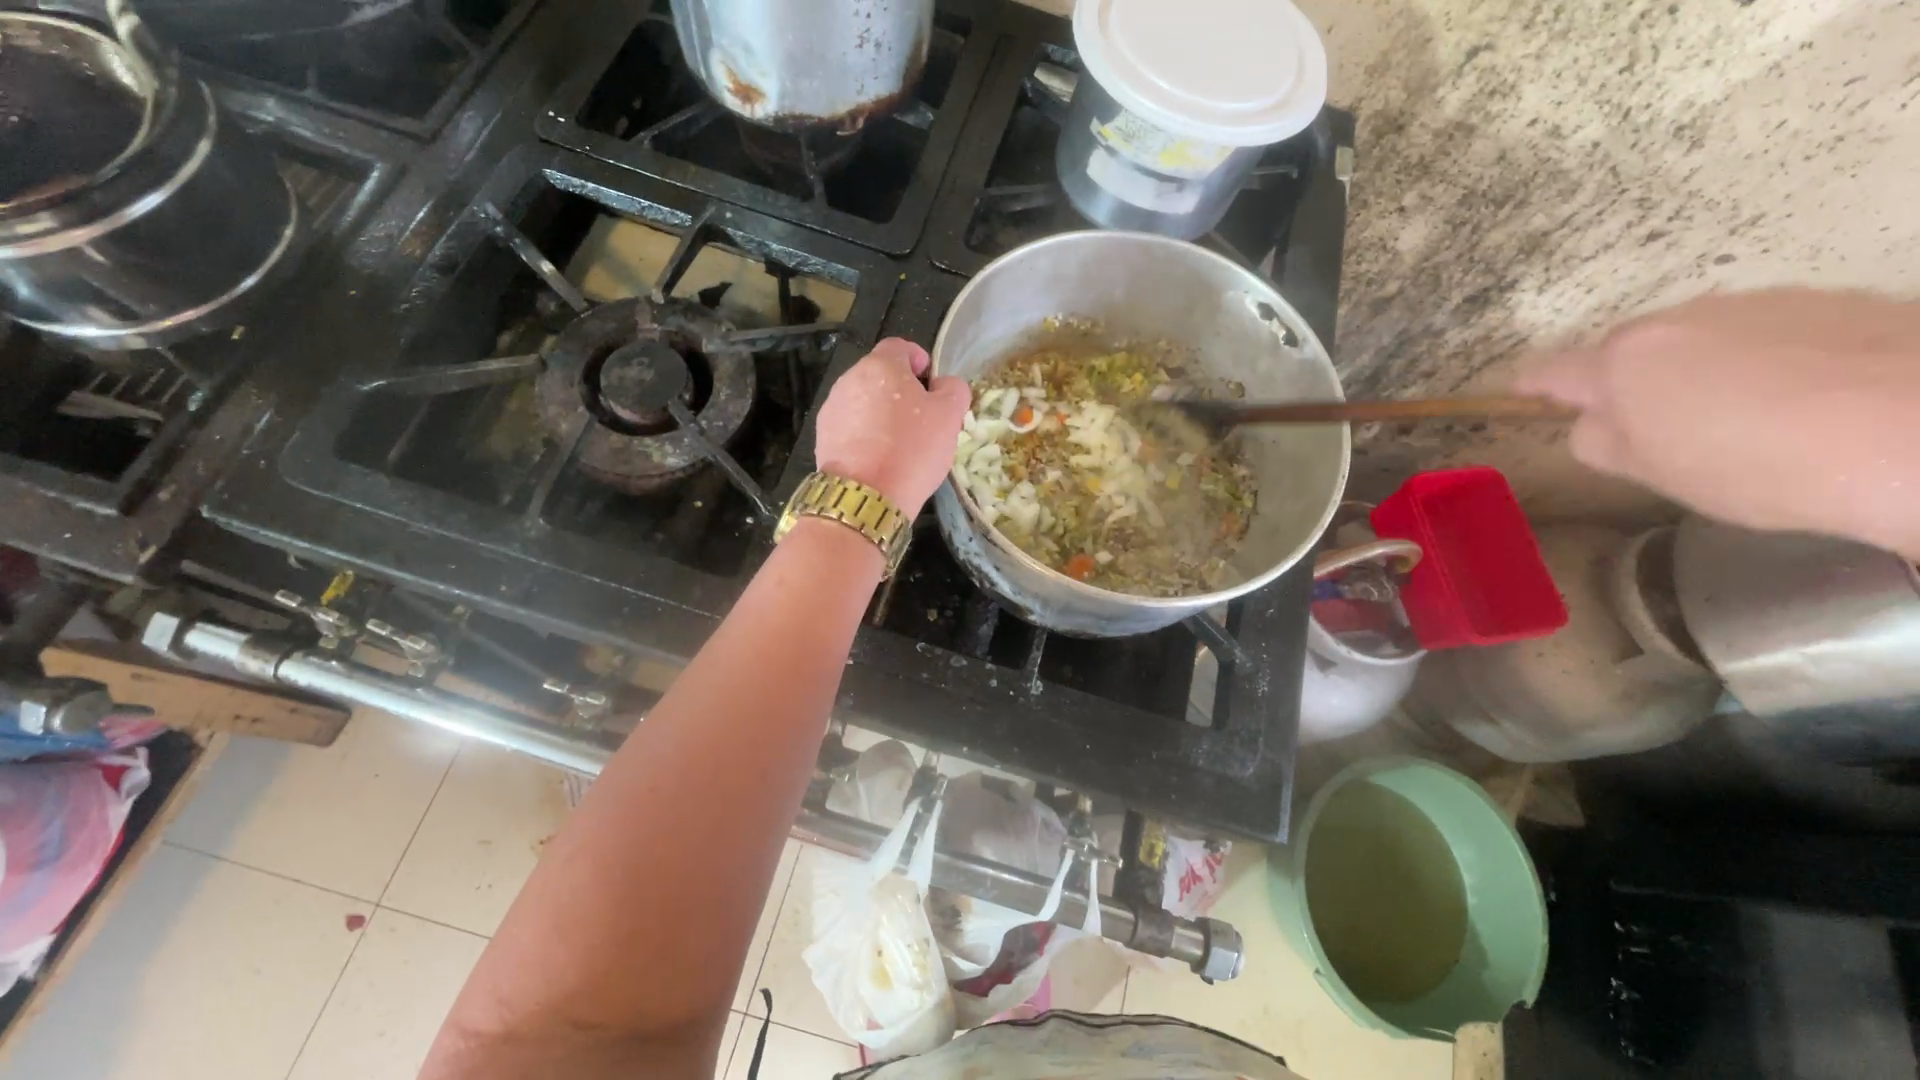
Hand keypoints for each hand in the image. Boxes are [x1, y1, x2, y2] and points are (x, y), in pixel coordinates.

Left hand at [813, 337, 969, 517]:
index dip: (918, 359)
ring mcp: (833, 408)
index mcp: (881, 366)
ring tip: (899, 442)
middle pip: (879, 375)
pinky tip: (879, 457)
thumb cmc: (913, 449)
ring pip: (864, 401)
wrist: (866, 495)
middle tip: (921, 417)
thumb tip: (943, 385)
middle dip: (900, 390)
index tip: (930, 381)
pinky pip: (851, 426)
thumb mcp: (949, 416)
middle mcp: (850, 379)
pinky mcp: (823, 436)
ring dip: (881, 412)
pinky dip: (865, 434)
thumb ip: (953, 389)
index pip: (900, 346)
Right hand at [1518, 288, 1919, 555]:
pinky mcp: (1830, 300)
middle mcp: (1679, 319)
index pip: (1554, 371)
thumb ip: (1605, 443)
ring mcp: (1757, 303)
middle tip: (1657, 428)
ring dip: (1703, 367)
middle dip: (1632, 379)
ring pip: (1704, 336)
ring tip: (1746, 416)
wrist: (1919, 429)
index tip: (1524, 393)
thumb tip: (1595, 422)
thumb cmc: (1756, 464)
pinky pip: (1771, 331)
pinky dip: (1769, 358)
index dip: (1535, 385)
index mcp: (1622, 362)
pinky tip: (1806, 398)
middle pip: (1633, 349)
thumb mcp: (1655, 474)